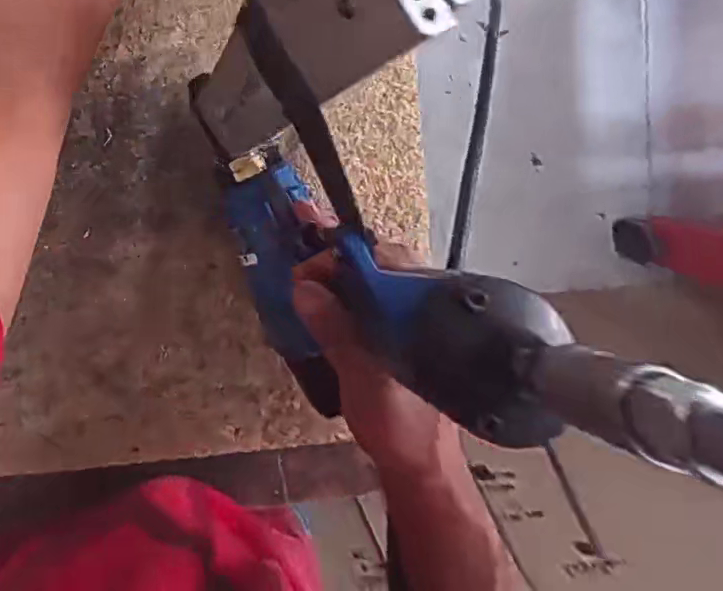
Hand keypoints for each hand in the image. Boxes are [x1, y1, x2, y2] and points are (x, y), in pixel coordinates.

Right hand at [292, 244, 465, 485]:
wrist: (423, 466)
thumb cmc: (399, 423)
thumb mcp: (360, 376)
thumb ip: (335, 329)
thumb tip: (303, 288)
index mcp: (418, 304)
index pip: (378, 256)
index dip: (338, 259)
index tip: (305, 274)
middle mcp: (419, 301)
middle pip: (372, 263)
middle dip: (333, 268)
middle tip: (300, 285)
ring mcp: (411, 316)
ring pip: (370, 281)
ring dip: (336, 283)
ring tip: (306, 295)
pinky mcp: (400, 333)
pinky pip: (369, 301)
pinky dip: (345, 301)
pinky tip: (322, 313)